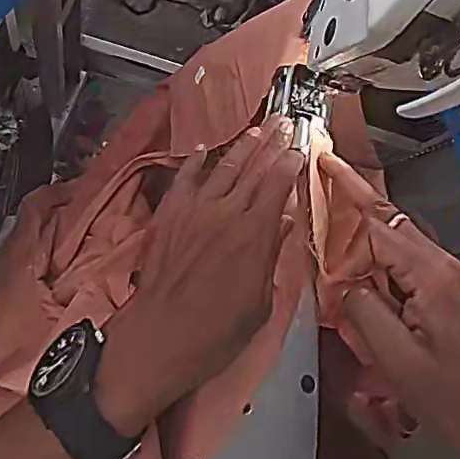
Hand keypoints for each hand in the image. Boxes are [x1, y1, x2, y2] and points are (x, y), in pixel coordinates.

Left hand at [95, 118, 305, 435]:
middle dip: (272, 142)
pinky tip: (203, 149)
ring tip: (256, 130)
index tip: (299, 149)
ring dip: (242, 146)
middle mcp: (226, 212)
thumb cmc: (216, 330)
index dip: (290, 163)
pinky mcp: (171, 215)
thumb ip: (271, 255)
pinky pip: (185, 179)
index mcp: (254, 233)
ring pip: (224, 167)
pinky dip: (195, 161)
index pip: (278, 185)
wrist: (161, 336)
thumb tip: (284, 221)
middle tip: (284, 122)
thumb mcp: (260, 301)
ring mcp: (195, 210)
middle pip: (254, 168)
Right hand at [320, 153, 459, 458]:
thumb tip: (343, 282)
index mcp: (431, 275)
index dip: (346, 196)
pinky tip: (359, 284)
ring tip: (335, 249)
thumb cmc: (454, 398)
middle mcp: (441, 267)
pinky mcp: (441, 292)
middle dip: (353, 203)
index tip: (327, 166)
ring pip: (393, 242)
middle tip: (326, 184)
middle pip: (387, 222)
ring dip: (361, 241)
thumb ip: (362, 308)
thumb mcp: (395, 357)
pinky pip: (400, 264)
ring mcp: (444, 277)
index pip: (378, 223)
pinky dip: (374, 265)